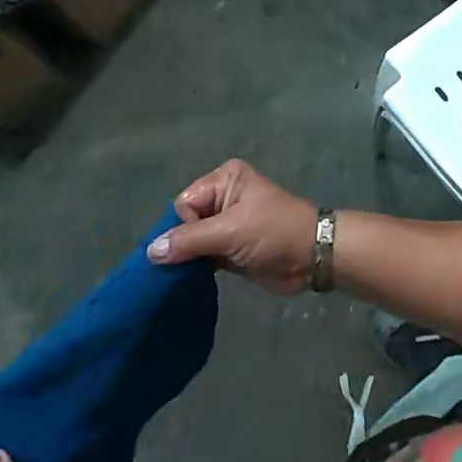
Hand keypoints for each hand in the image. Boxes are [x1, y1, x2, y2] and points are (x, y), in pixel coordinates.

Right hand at [147, 159, 316, 295]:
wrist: (311, 256)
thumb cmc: (274, 232)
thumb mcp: (231, 232)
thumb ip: (189, 241)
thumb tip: (150, 251)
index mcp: (226, 179)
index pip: (185, 203)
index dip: (186, 226)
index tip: (201, 243)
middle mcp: (223, 196)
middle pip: (184, 222)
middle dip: (180, 245)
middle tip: (179, 268)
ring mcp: (226, 224)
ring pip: (191, 241)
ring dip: (185, 260)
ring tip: (178, 278)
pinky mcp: (229, 248)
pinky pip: (201, 256)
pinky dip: (194, 268)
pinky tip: (186, 282)